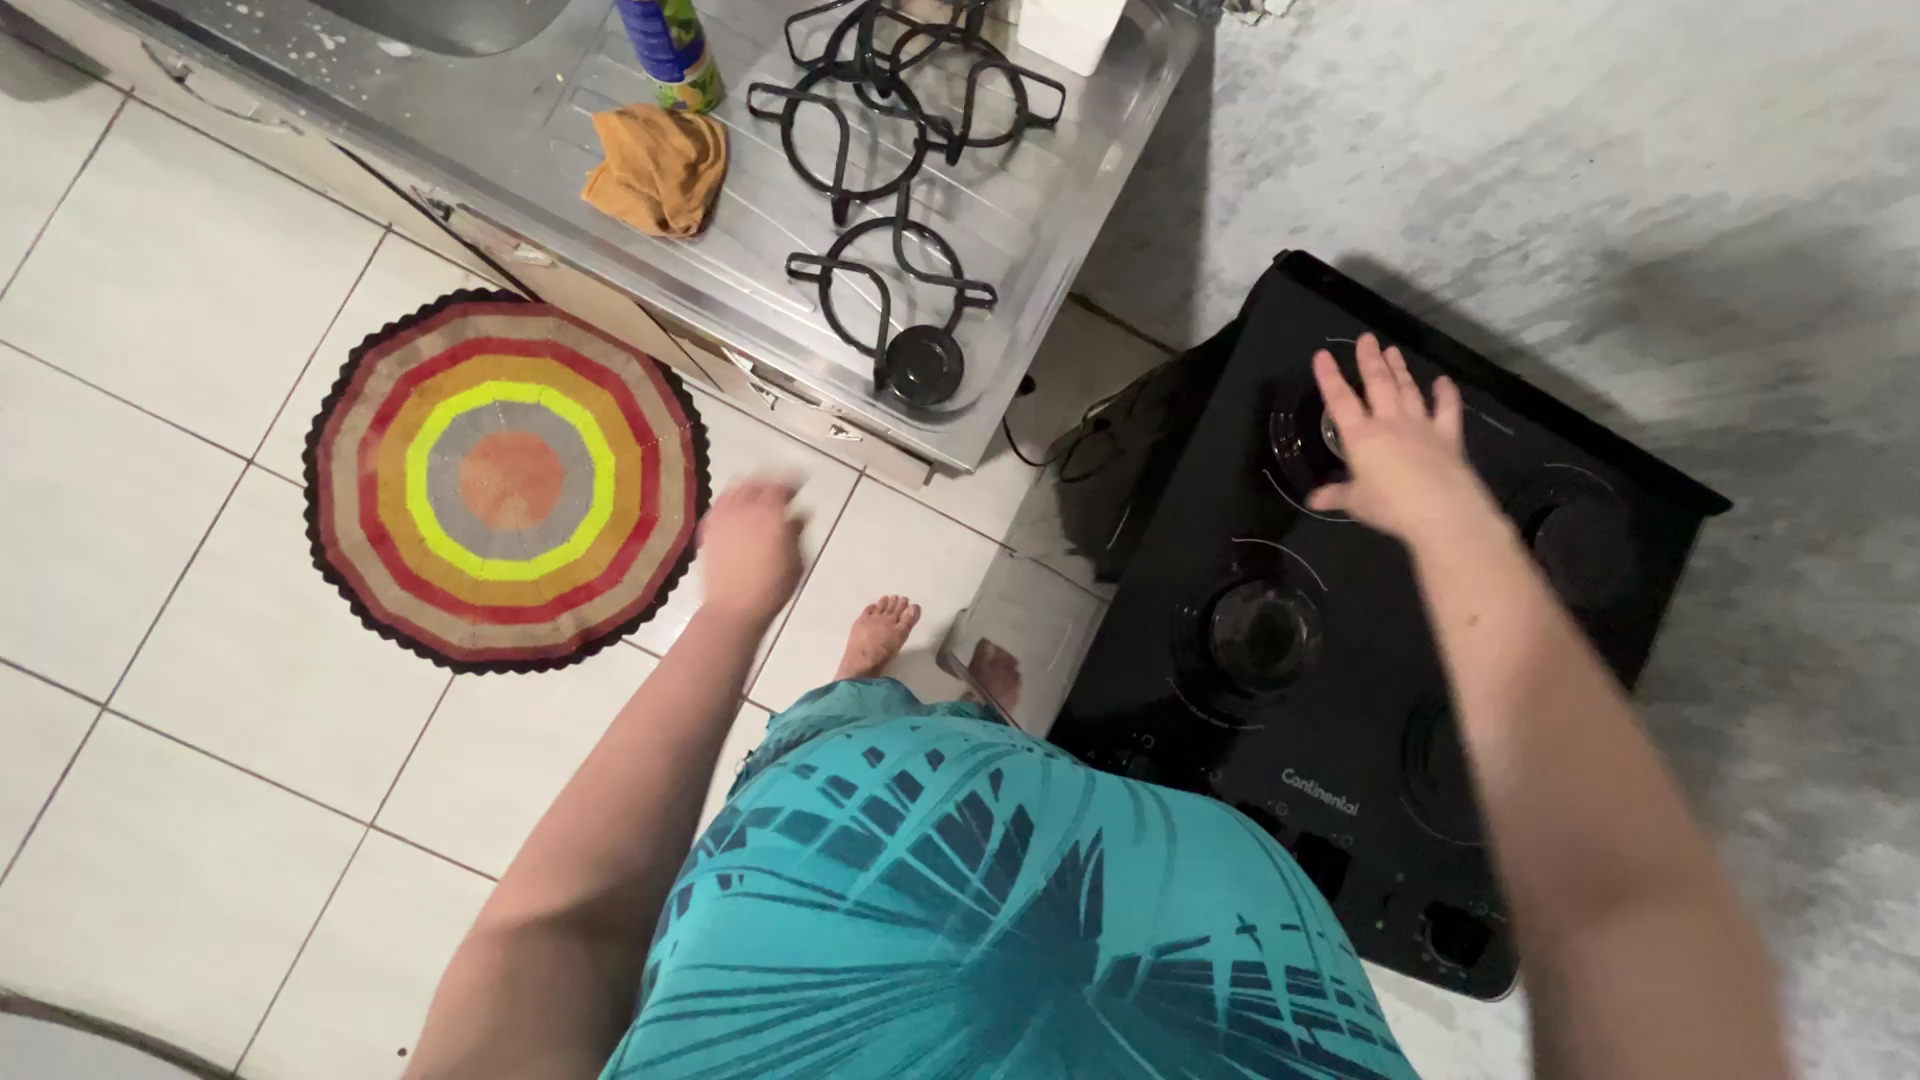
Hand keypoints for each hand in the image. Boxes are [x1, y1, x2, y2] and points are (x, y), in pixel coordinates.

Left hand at [698, 478, 805, 626]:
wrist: (734, 608)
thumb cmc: (773, 587)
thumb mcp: (796, 561)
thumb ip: (797, 532)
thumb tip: (799, 514)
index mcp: (771, 515)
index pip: (781, 487)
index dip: (792, 483)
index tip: (799, 486)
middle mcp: (745, 509)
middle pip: (756, 482)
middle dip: (770, 482)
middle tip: (779, 491)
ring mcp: (723, 517)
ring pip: (735, 489)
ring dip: (748, 488)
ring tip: (757, 498)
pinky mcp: (708, 528)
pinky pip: (719, 505)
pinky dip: (730, 501)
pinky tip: (736, 510)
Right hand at [1308, 333, 1501, 544]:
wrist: (1443, 512)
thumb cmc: (1390, 506)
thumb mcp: (1356, 502)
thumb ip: (1336, 495)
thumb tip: (1314, 499)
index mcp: (1361, 436)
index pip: (1340, 400)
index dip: (1329, 377)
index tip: (1322, 355)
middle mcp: (1389, 423)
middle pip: (1377, 384)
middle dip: (1369, 360)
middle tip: (1366, 338)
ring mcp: (1421, 426)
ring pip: (1407, 390)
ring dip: (1399, 369)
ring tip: (1392, 350)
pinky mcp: (1448, 436)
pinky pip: (1447, 409)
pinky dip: (1445, 394)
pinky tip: (1442, 381)